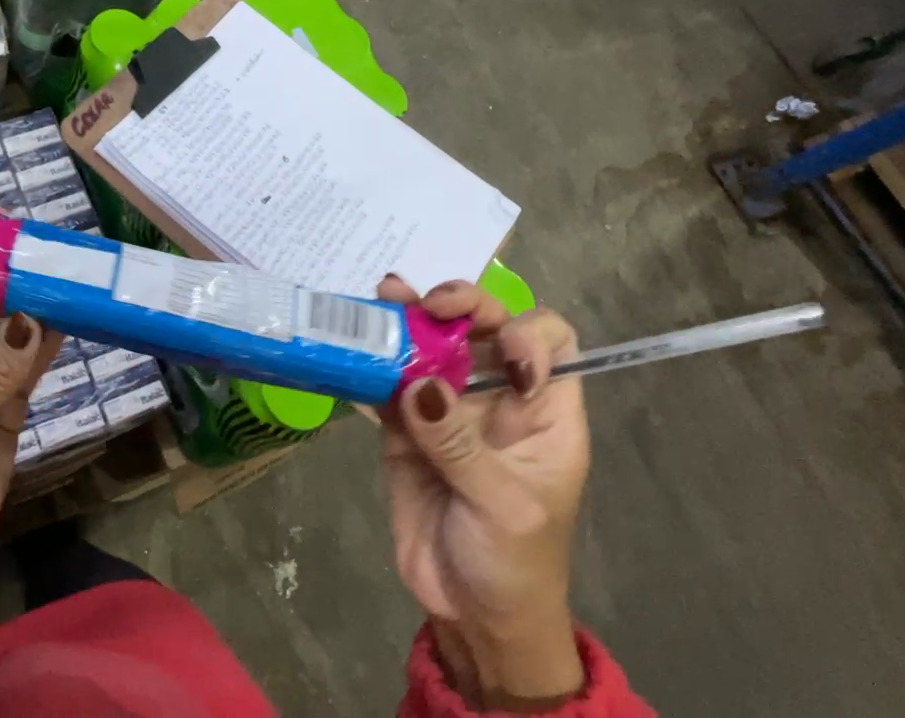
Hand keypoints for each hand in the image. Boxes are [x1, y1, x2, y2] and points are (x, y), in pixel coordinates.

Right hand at [378, 277, 589, 708]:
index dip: (527, 334)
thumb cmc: (514, 562)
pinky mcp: (403, 428)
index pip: (549, 345)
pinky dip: (372, 360)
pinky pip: (389, 382)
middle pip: (485, 330)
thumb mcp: (504, 507)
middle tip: (428, 302)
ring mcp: (446, 410)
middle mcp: (495, 398)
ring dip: (409, 318)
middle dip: (463, 306)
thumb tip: (417, 384)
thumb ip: (460, 445)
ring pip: (432, 346)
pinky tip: (355, 340)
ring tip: (386, 294)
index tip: (501, 353)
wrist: (469, 610)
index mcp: (543, 413)